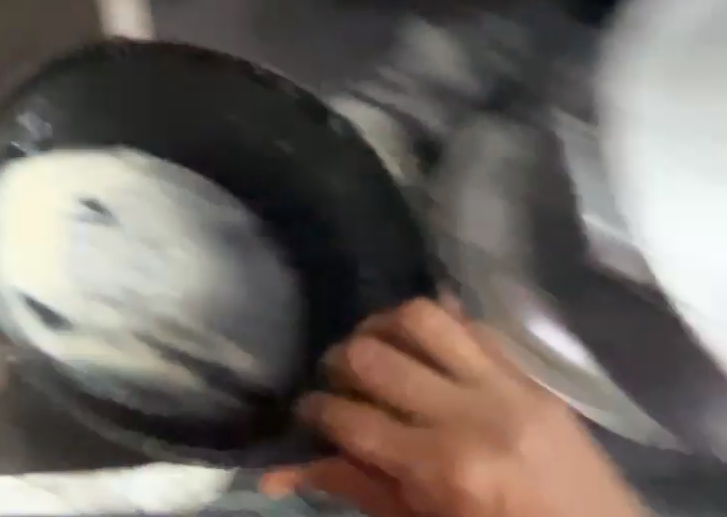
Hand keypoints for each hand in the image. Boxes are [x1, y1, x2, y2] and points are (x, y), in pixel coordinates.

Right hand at [263, 298, 643, 516]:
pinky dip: (438, 330)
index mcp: (444, 469)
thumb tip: (272, 473)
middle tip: (339, 384)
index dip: (313, 412)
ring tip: (376, 350)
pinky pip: (472, 325)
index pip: (344, 415)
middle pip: (367, 356)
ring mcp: (509, 391)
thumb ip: (354, 489)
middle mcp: (471, 418)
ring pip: (418, 318)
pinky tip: (423, 348)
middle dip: (337, 367)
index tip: (309, 416)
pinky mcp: (534, 379)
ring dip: (383, 328)